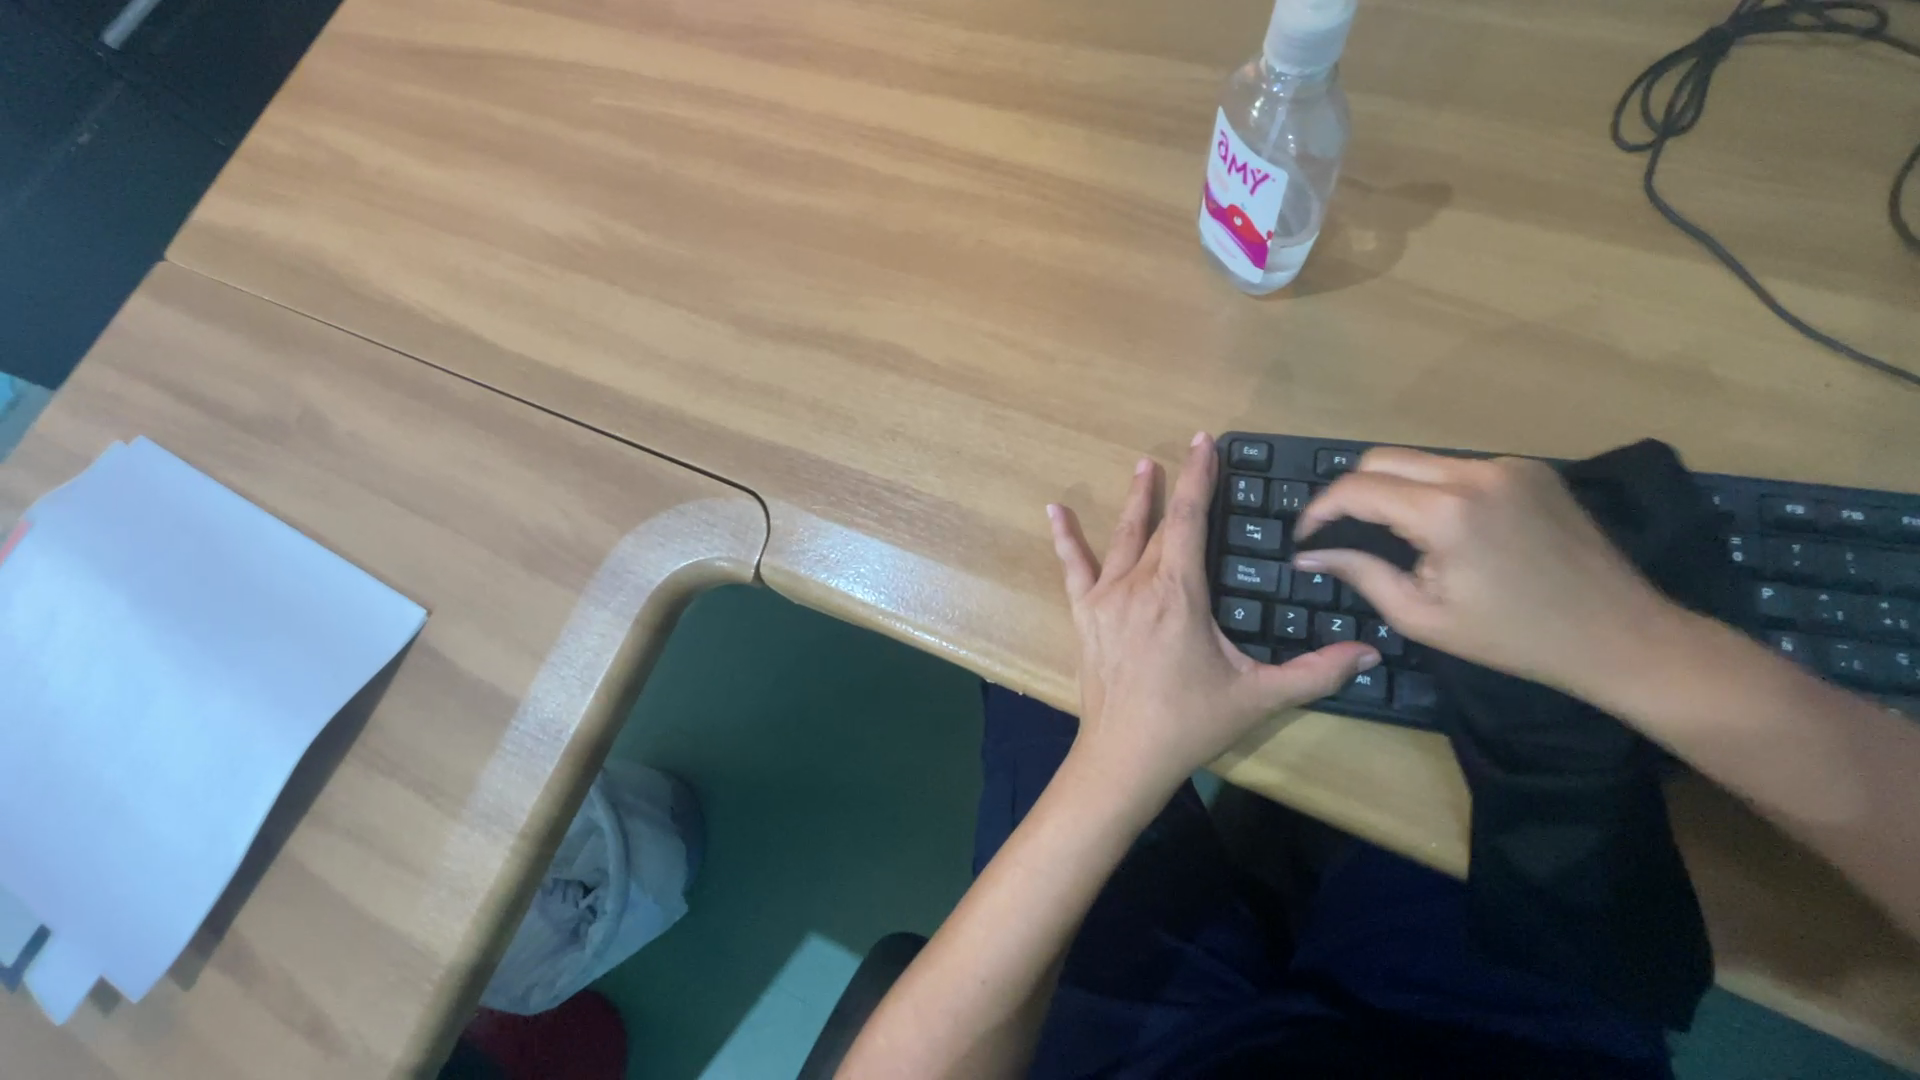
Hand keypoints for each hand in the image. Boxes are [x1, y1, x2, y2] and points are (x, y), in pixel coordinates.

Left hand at [1048, 432, 1379, 795]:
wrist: (1124, 756)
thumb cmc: (1190, 722)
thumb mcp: (1258, 697)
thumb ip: (1316, 673)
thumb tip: (1371, 653)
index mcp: (1178, 593)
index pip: (1190, 520)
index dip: (1200, 478)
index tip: (1206, 443)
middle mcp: (1137, 584)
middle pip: (1160, 525)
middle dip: (1177, 487)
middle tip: (1190, 451)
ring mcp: (1104, 597)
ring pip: (1121, 537)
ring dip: (1135, 500)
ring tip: (1143, 465)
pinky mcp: (1083, 614)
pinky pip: (1072, 566)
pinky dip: (1065, 537)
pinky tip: (1054, 508)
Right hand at [1292, 448, 1674, 692]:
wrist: (1620, 635)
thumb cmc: (1512, 638)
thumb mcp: (1421, 616)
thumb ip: (1359, 573)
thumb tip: (1309, 553)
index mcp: (1446, 512)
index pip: (1356, 488)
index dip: (1319, 510)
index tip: (1305, 537)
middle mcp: (1474, 473)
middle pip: (1381, 459)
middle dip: (1350, 493)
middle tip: (1341, 533)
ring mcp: (1507, 466)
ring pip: (1418, 461)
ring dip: (1392, 490)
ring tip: (1392, 535)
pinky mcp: (1531, 469)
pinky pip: (1457, 468)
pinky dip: (1432, 490)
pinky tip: (1442, 529)